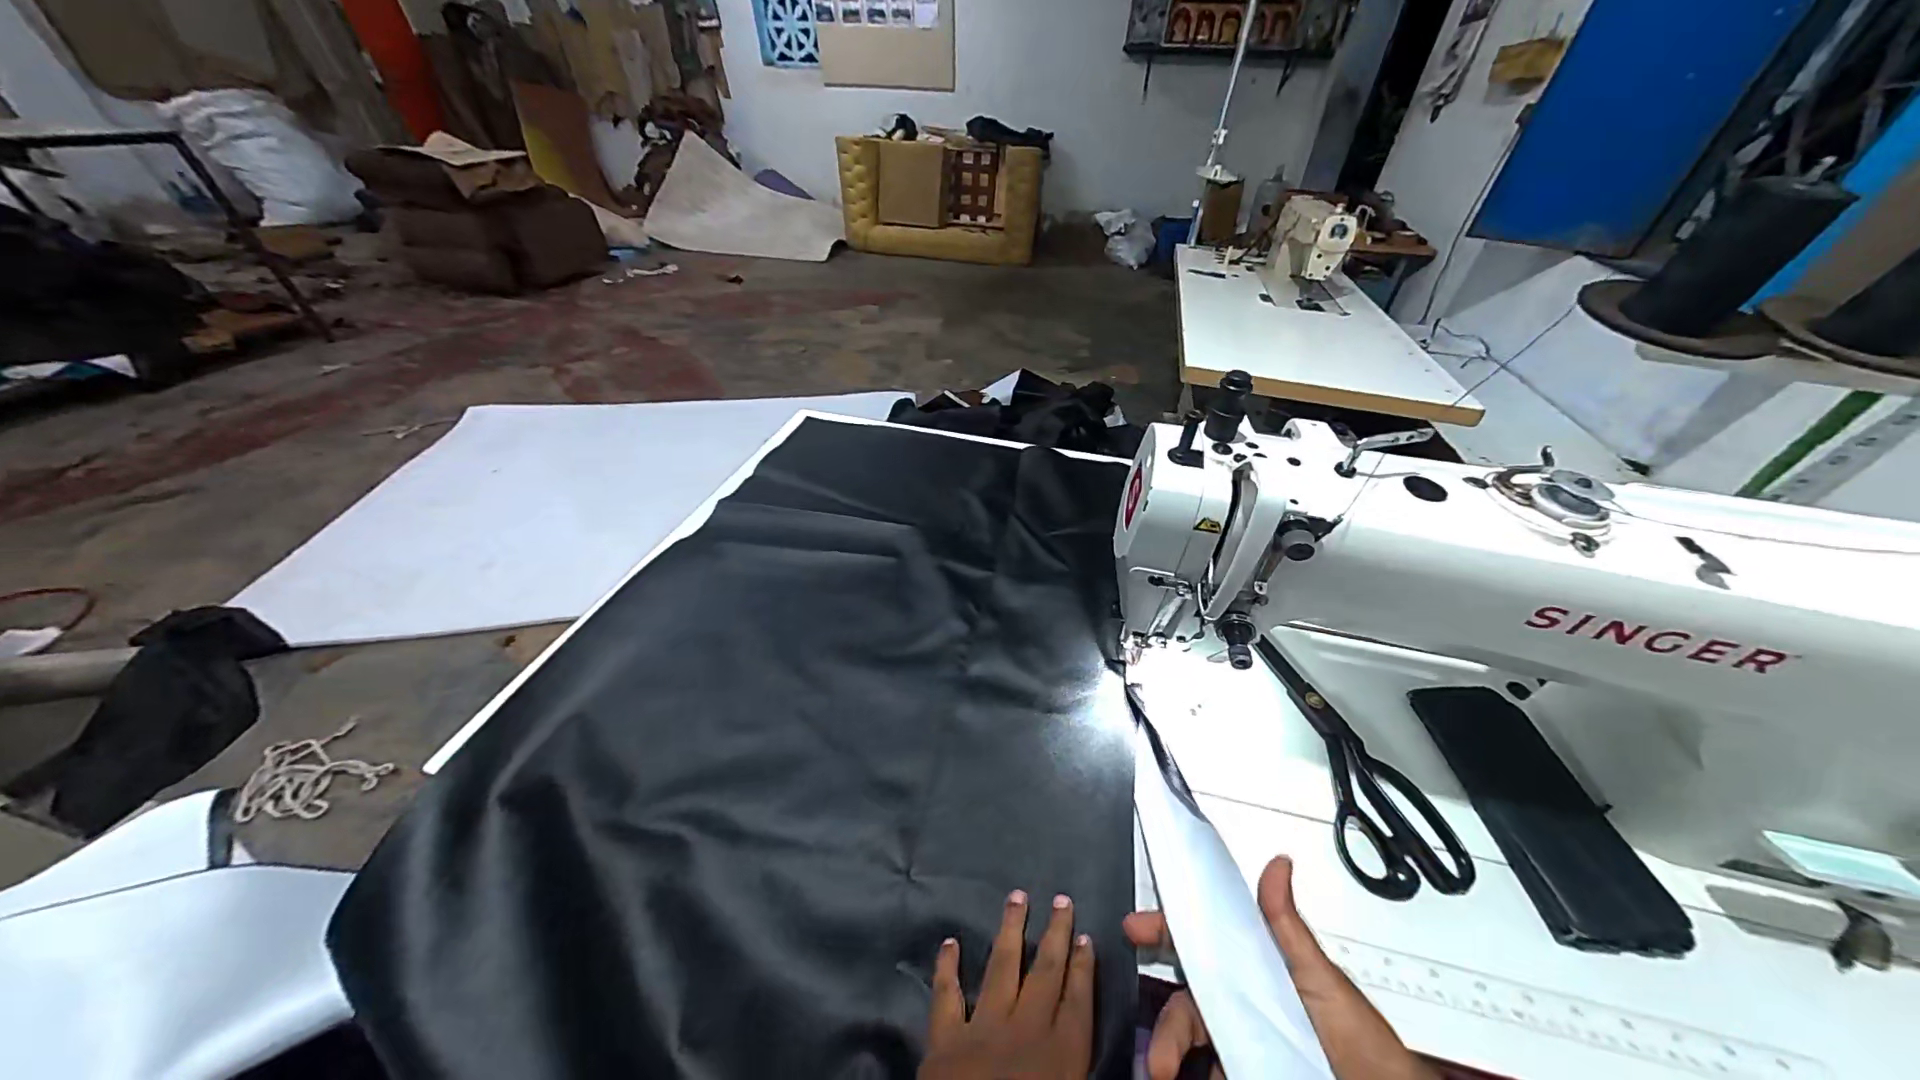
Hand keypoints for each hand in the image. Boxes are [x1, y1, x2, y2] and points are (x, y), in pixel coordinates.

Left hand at [919, 889, 1096, 1079]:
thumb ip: (1078, 1063)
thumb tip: (1085, 1040)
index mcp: (1061, 1054)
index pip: (1078, 1000)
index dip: (1084, 966)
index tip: (1086, 935)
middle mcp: (1026, 1030)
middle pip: (1046, 972)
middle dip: (1057, 934)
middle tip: (1062, 899)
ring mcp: (983, 1029)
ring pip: (1002, 967)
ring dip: (1011, 930)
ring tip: (1017, 896)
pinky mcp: (945, 1039)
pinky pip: (946, 995)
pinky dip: (947, 967)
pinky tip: (949, 942)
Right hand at [1123, 856, 1436, 1079]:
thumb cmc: (1364, 1044)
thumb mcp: (1322, 980)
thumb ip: (1287, 927)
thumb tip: (1278, 864)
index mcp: (1252, 972)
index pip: (1199, 947)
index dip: (1163, 931)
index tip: (1135, 927)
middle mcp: (1242, 1008)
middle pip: (1186, 1006)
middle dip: (1166, 1029)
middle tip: (1160, 1060)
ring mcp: (1242, 1047)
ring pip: (1192, 1044)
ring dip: (1174, 1057)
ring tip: (1169, 1076)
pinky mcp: (1241, 1074)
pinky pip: (1206, 1071)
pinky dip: (1192, 1072)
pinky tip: (1192, 1079)